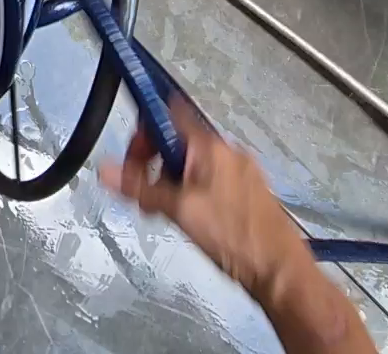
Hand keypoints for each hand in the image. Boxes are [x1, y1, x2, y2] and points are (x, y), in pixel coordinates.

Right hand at [100, 100, 317, 304]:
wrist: (282, 275)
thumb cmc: (233, 237)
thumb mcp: (178, 210)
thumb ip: (139, 187)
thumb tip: (105, 171)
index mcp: (209, 145)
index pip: (168, 112)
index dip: (145, 127)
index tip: (134, 154)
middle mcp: (226, 150)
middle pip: (177, 141)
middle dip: (154, 162)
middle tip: (144, 191)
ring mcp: (240, 171)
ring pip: (192, 162)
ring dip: (171, 180)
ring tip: (166, 209)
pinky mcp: (248, 191)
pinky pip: (210, 178)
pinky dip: (192, 189)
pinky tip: (190, 215)